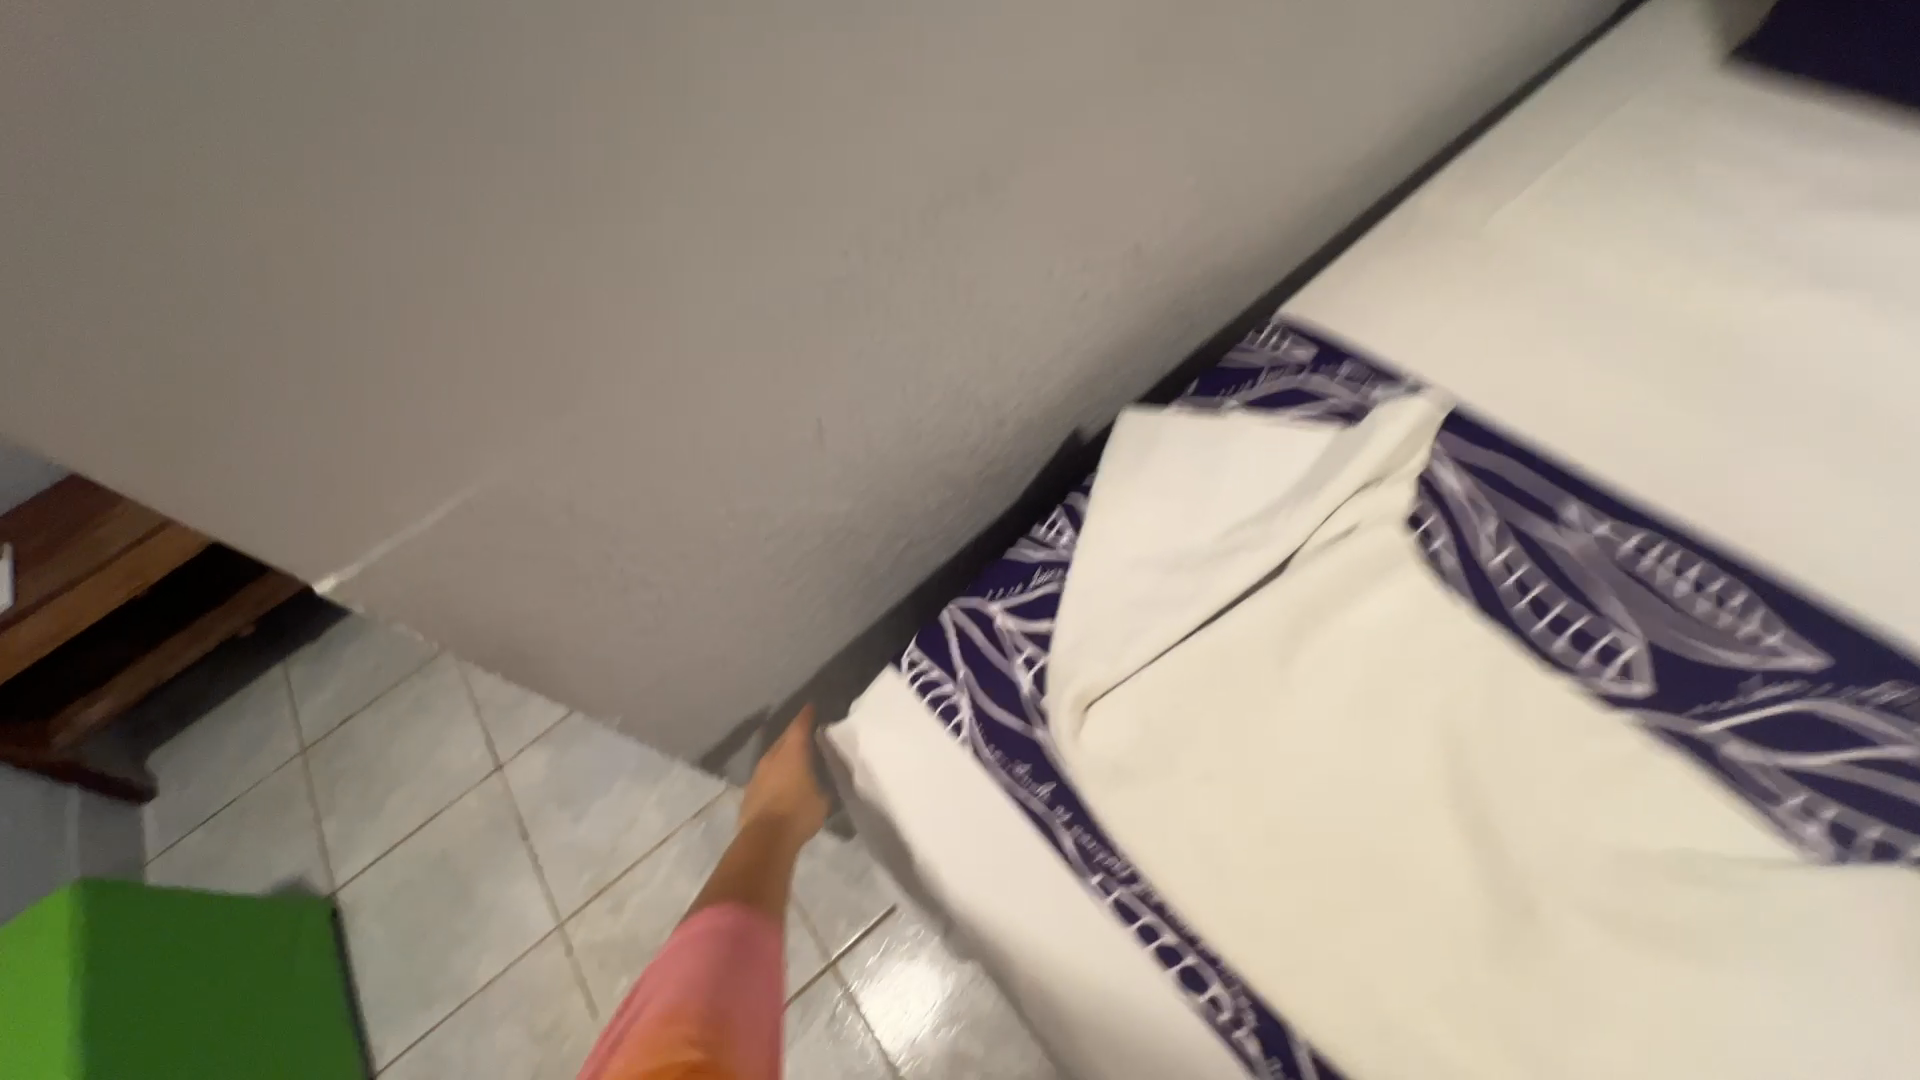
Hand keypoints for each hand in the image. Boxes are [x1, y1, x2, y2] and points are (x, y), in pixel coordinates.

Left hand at [739, 704, 828, 846]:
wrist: (765, 839)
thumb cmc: (799, 813)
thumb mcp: (823, 799)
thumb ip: (822, 783)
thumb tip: (822, 781)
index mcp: (793, 752)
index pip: (800, 725)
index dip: (807, 715)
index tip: (812, 707)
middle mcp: (773, 756)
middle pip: (784, 738)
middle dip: (795, 734)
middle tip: (807, 735)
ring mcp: (758, 774)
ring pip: (773, 757)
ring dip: (783, 756)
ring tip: (795, 760)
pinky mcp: (749, 792)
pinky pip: (765, 775)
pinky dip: (774, 774)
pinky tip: (781, 783)